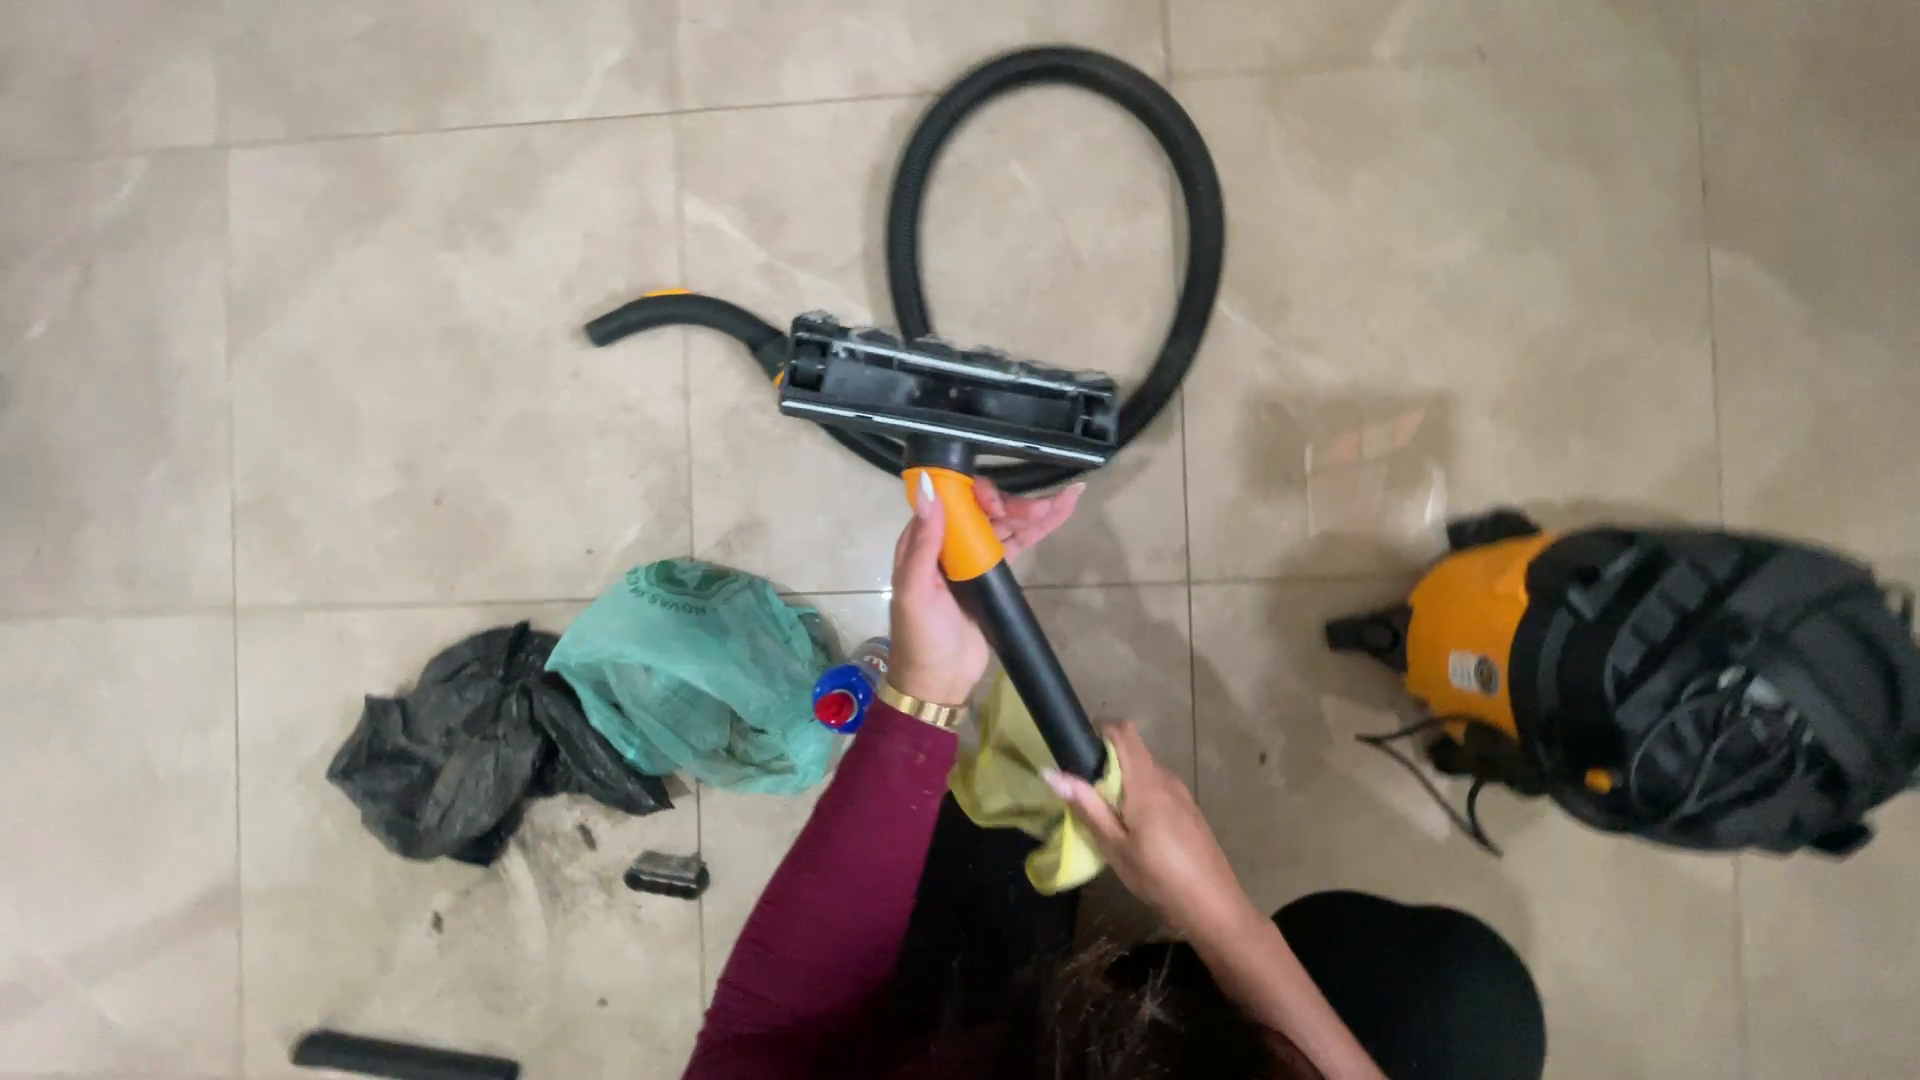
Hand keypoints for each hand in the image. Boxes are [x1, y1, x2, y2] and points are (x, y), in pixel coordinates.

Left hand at [888, 476, 1082, 704]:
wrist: (939, 681)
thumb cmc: (920, 637)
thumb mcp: (914, 591)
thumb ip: (923, 543)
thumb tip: (929, 492)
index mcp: (923, 541)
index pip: (951, 502)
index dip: (976, 495)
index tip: (997, 505)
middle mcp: (948, 543)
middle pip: (983, 510)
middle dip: (1013, 505)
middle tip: (1040, 509)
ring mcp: (973, 558)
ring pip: (1004, 524)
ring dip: (1032, 511)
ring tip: (1066, 499)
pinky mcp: (994, 574)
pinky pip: (1017, 544)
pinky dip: (1037, 529)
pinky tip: (1061, 511)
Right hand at [1044, 722, 1253, 937]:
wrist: (1214, 906)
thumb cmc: (1158, 875)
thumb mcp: (1114, 845)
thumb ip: (1086, 805)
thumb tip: (1051, 772)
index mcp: (1145, 781)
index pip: (1124, 731)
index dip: (1101, 728)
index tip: (1079, 748)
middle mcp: (1166, 778)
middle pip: (1133, 752)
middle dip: (1107, 764)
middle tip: (1085, 795)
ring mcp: (1182, 794)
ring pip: (1146, 773)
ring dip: (1124, 783)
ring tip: (1107, 818)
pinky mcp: (1190, 811)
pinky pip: (1159, 789)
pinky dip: (1141, 796)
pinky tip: (1136, 832)